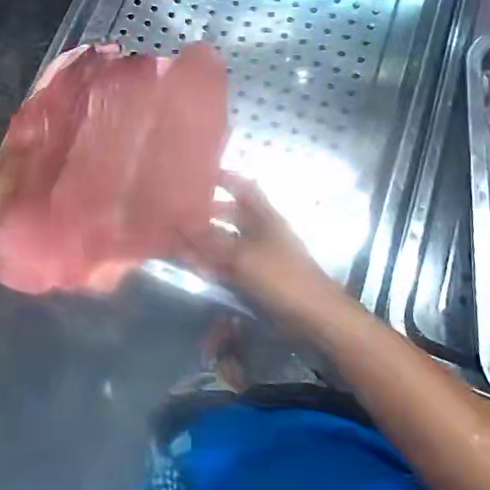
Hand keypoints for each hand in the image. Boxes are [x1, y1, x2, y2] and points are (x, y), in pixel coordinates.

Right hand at [185, 174, 345, 334]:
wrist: (311, 316)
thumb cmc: (280, 276)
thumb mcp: (240, 255)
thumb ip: (209, 239)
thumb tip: (182, 223)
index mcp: (264, 216)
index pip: (244, 187)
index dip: (224, 178)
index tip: (198, 174)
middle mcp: (260, 230)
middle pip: (230, 214)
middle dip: (205, 211)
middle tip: (177, 211)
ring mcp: (258, 254)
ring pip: (225, 240)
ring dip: (204, 239)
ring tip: (177, 238)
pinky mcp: (254, 276)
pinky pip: (227, 264)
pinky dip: (210, 262)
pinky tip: (192, 264)